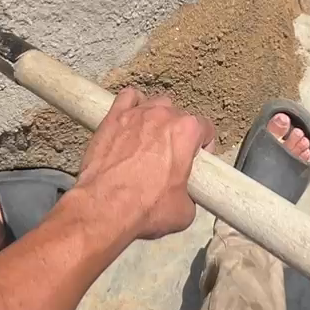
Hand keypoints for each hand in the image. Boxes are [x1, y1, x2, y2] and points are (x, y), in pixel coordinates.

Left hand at [69, 87, 212, 243]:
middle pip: (180, 116)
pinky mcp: (115, 116)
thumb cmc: (146, 208)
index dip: (203, 146)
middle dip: (178, 134)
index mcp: (187, 132)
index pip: (205, 128)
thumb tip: (185, 195)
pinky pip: (128, 97)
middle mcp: (164, 114)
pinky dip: (133, 105)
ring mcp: (138, 112)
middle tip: (171, 157)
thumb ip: (191, 194)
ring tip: (150, 139)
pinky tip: (131, 120)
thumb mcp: (184, 212)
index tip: (196, 161)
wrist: (105, 207)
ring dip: (158, 118)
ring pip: (156, 104)